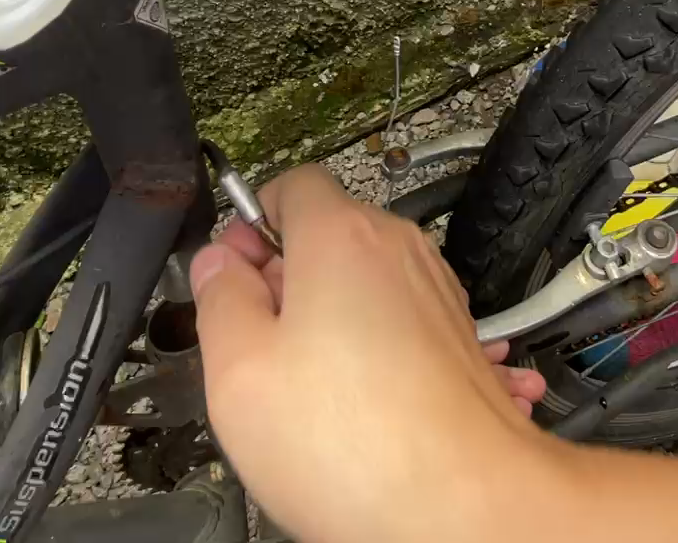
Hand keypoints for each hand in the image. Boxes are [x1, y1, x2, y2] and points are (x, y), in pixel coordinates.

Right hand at [190, 164, 549, 542]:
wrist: (458, 494)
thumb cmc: (354, 439)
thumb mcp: (240, 371)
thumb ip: (220, 299)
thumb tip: (219, 263)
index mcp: (343, 237)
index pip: (294, 184)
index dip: (252, 220)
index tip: (232, 269)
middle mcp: (398, 247)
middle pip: (327, 229)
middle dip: (284, 272)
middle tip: (257, 339)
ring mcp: (432, 285)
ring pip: (362, 274)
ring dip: (326, 310)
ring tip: (306, 383)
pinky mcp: (452, 325)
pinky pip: (395, 310)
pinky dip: (367, 336)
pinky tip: (353, 397)